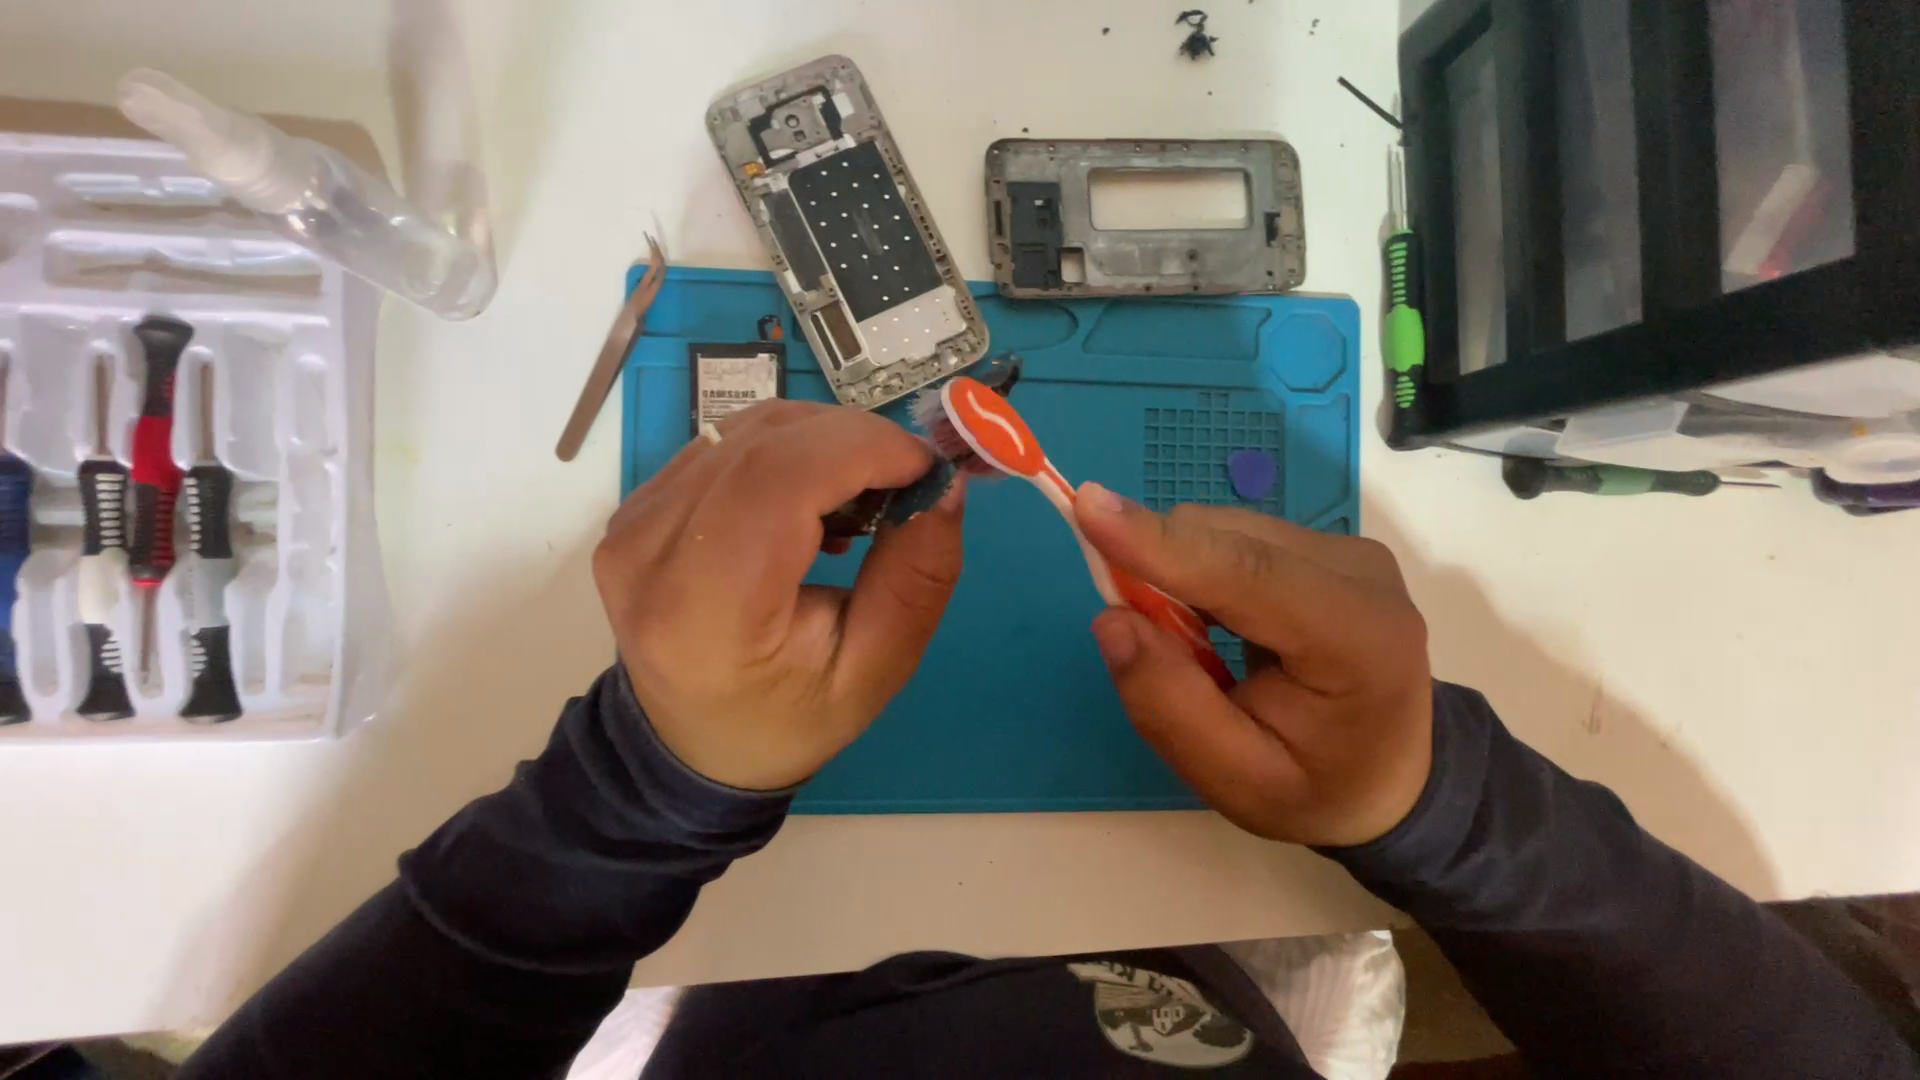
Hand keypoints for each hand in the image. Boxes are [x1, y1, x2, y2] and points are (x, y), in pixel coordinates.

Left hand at [593, 401, 963, 790]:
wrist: (694, 743)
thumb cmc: (788, 720)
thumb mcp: (875, 671)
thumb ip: (916, 581)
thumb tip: (944, 484)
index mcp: (704, 610)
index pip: (778, 479)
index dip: (863, 448)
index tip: (925, 467)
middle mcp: (651, 549)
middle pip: (766, 440)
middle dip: (857, 440)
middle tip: (907, 482)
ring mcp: (635, 520)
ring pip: (749, 428)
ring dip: (826, 442)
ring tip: (864, 498)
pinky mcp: (639, 505)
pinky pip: (729, 442)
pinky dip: (791, 451)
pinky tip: (815, 500)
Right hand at [1074, 485, 1431, 846]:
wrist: (1394, 778)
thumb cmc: (1316, 787)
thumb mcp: (1236, 782)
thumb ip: (1170, 707)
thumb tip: (1110, 620)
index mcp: (1356, 639)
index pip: (1246, 573)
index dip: (1162, 542)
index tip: (1085, 507)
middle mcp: (1359, 573)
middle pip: (1224, 539)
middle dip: (1155, 567)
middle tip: (1138, 636)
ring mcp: (1346, 551)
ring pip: (1221, 529)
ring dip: (1176, 572)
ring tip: (1192, 647)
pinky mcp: (1326, 546)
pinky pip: (1232, 535)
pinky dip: (1197, 569)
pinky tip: (1215, 622)